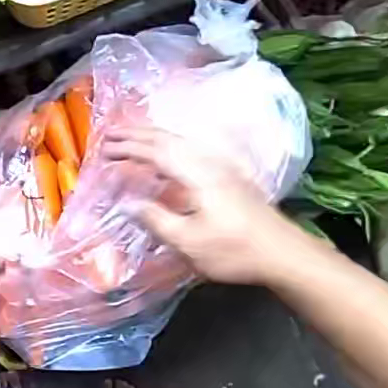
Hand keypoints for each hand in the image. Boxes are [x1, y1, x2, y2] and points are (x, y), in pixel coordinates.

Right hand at [101, 126, 316, 285]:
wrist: (284, 253)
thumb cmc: (234, 251)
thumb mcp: (188, 242)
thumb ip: (156, 220)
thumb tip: (128, 204)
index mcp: (197, 174)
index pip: (156, 152)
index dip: (128, 149)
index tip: (104, 149)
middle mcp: (209, 163)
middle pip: (169, 140)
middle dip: (137, 135)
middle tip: (111, 134)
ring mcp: (222, 167)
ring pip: (182, 142)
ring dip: (154, 138)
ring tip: (132, 138)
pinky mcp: (230, 176)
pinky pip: (192, 150)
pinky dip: (170, 146)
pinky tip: (168, 155)